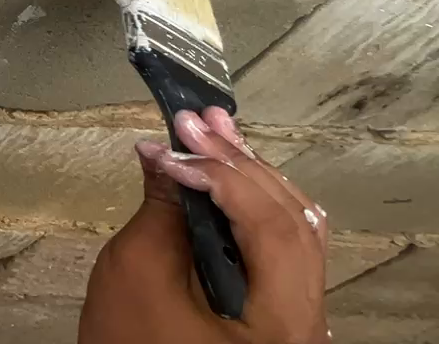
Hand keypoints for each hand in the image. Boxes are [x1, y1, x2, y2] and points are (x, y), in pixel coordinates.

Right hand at [81, 107, 326, 343]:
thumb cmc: (132, 339)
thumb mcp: (137, 273)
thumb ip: (160, 213)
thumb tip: (160, 156)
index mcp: (283, 319)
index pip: (269, 226)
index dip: (220, 176)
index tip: (166, 144)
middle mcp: (306, 316)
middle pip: (292, 223)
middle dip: (238, 162)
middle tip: (192, 118)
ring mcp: (294, 311)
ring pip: (291, 229)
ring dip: (246, 172)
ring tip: (209, 127)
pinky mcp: (272, 304)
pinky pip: (275, 242)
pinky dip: (246, 198)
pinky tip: (220, 168)